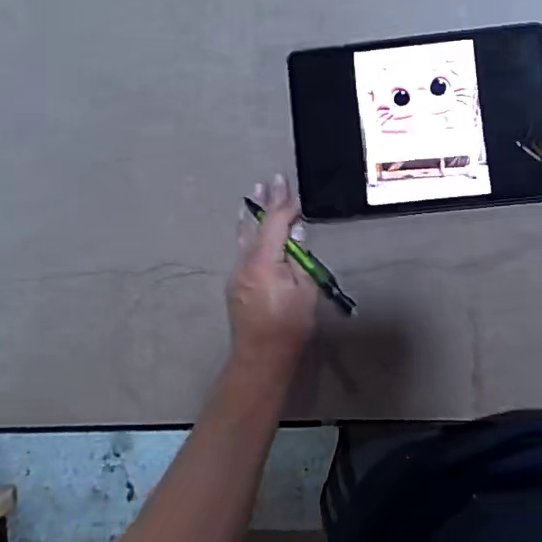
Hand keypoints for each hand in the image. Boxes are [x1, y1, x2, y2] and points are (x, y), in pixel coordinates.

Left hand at [229, 174, 317, 365]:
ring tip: (252, 196)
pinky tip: (252, 229)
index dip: (284, 205)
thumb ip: (300, 259)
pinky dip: (250, 233)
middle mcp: (244, 263)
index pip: (275, 224)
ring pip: (244, 237)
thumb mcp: (305, 290)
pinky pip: (243, 250)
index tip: (290, 188)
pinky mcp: (236, 285)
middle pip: (254, 226)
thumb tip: (295, 234)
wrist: (260, 359)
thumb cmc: (289, 326)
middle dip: (263, 203)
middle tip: (266, 181)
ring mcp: (237, 274)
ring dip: (252, 216)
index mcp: (262, 262)